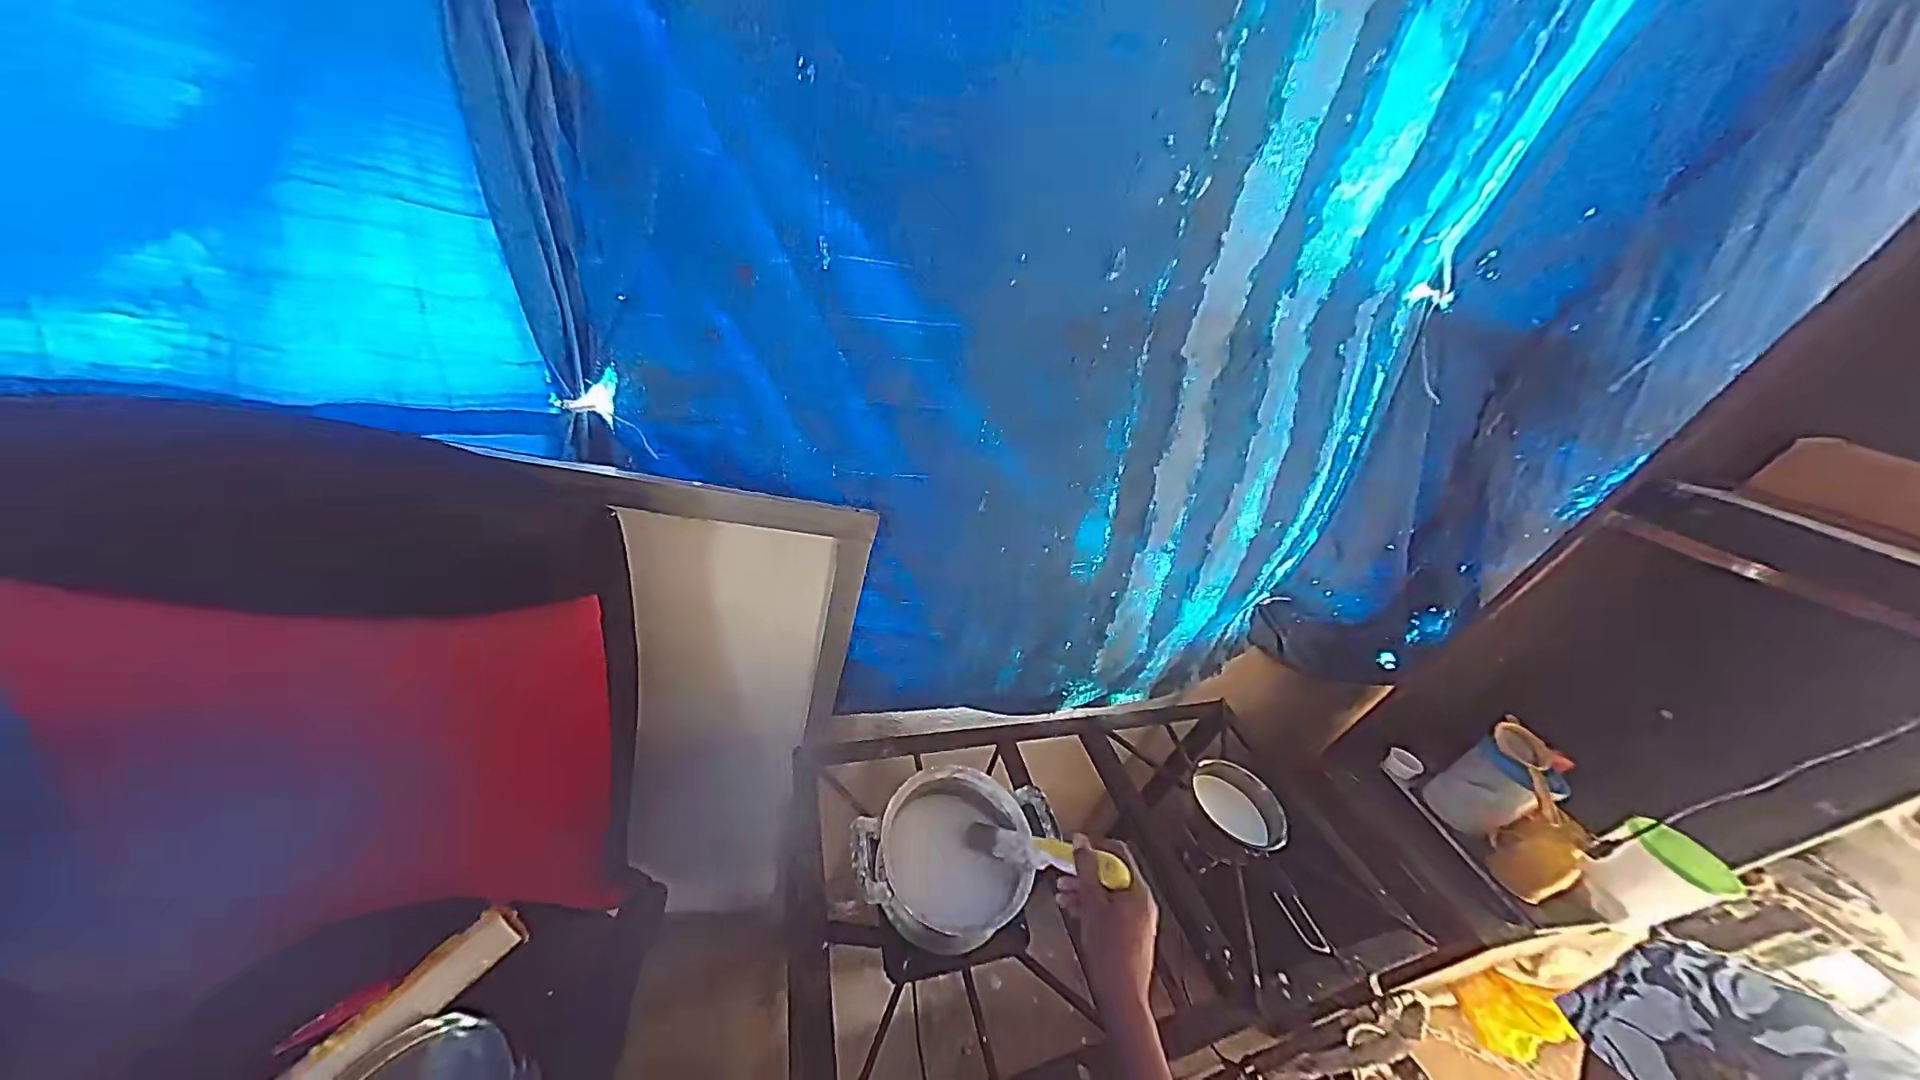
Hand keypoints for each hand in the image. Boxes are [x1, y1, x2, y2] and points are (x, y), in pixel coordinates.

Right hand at [1056, 834, 1156, 1013]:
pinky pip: (1111, 910)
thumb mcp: (1092, 903)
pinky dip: (1093, 907)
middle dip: (1085, 874)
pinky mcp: (1130, 934)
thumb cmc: (1109, 952)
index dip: (1095, 848)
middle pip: (1112, 874)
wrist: (1121, 997)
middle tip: (1064, 875)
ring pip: (1109, 893)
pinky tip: (1074, 911)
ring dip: (1085, 891)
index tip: (1074, 852)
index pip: (1119, 853)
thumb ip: (1086, 869)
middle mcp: (1142, 902)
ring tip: (1063, 895)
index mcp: (1139, 890)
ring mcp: (1138, 919)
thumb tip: (1081, 841)